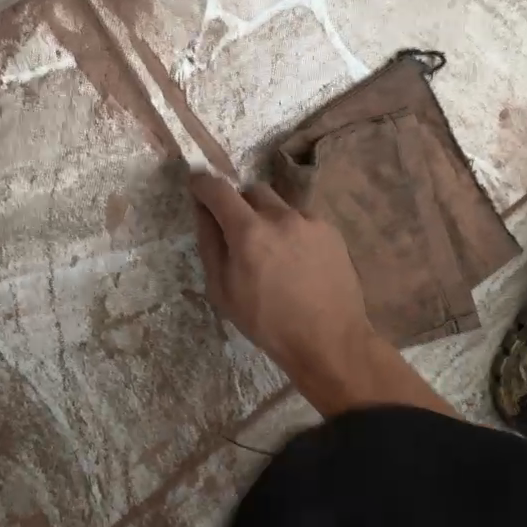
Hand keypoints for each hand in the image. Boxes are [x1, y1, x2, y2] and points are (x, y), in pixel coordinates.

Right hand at [189, 173, 381, 402]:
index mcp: (248, 232)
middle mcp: (279, 216)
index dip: (202, 184)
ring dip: (267, 219)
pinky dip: (292, 231)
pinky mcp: (330, 230)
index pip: (218, 190)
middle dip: (239, 205)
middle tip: (239, 232)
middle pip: (250, 191)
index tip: (196, 186)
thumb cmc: (267, 323)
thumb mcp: (222, 291)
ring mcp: (308, 221)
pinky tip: (297, 260)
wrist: (329, 342)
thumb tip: (202, 211)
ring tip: (273, 252)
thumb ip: (210, 244)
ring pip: (278, 205)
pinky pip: (302, 219)